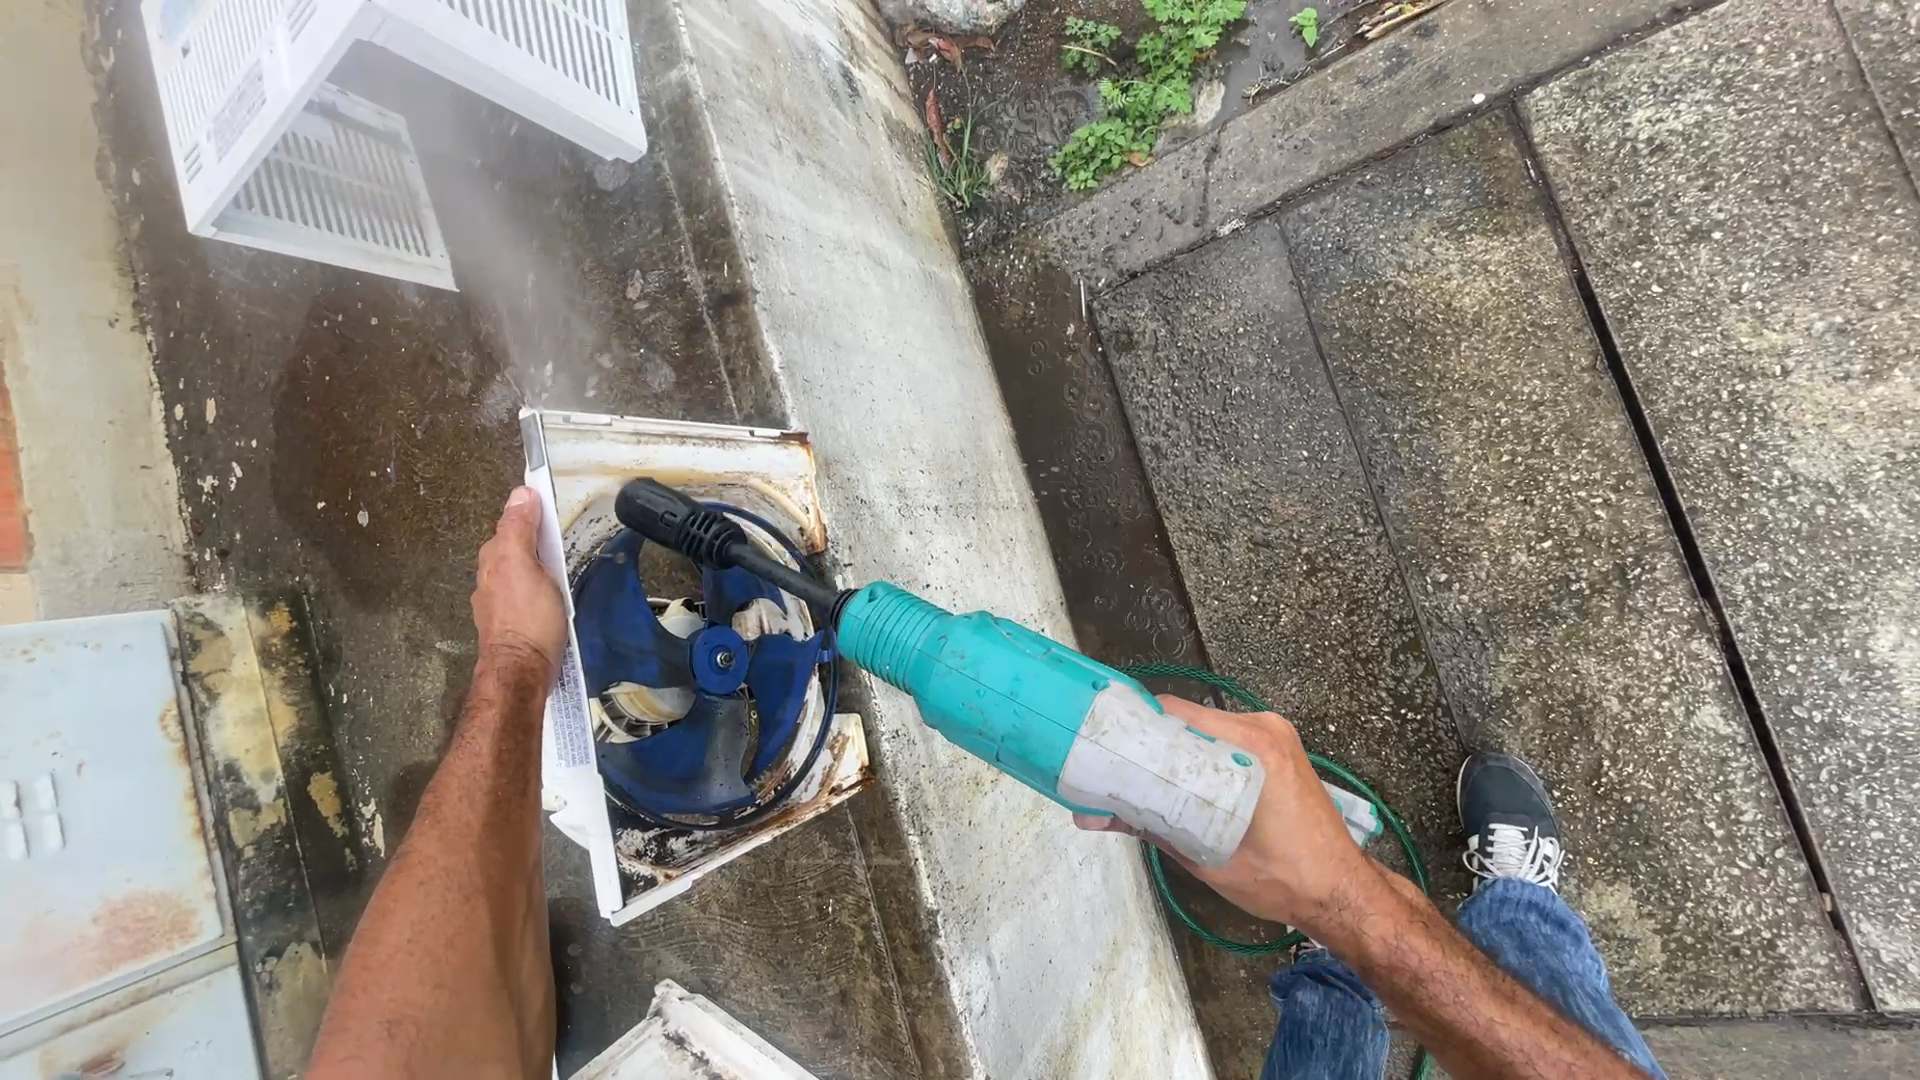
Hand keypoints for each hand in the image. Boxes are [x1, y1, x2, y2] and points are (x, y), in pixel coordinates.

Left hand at [472, 486, 567, 681]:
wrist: (523, 670)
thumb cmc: (528, 618)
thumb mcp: (526, 565)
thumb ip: (520, 529)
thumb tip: (520, 493)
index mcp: (494, 559)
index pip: (512, 524)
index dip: (532, 514)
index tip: (555, 509)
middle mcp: (490, 577)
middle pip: (515, 547)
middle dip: (535, 540)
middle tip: (562, 538)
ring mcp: (499, 601)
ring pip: (520, 571)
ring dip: (537, 566)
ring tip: (561, 567)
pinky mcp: (512, 621)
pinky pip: (525, 593)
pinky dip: (538, 588)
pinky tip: (552, 597)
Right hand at [1075, 695, 1374, 933]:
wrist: (1343, 894)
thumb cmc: (1282, 880)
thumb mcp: (1209, 859)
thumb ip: (1152, 829)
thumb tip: (1092, 816)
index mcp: (1251, 745)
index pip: (1178, 712)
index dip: (1138, 723)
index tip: (1108, 740)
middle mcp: (1264, 726)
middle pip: (1190, 716)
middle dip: (1154, 738)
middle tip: (1121, 762)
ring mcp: (1276, 733)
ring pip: (1208, 726)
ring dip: (1178, 746)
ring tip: (1146, 772)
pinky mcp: (1280, 746)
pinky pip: (1228, 737)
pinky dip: (1203, 752)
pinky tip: (1183, 779)